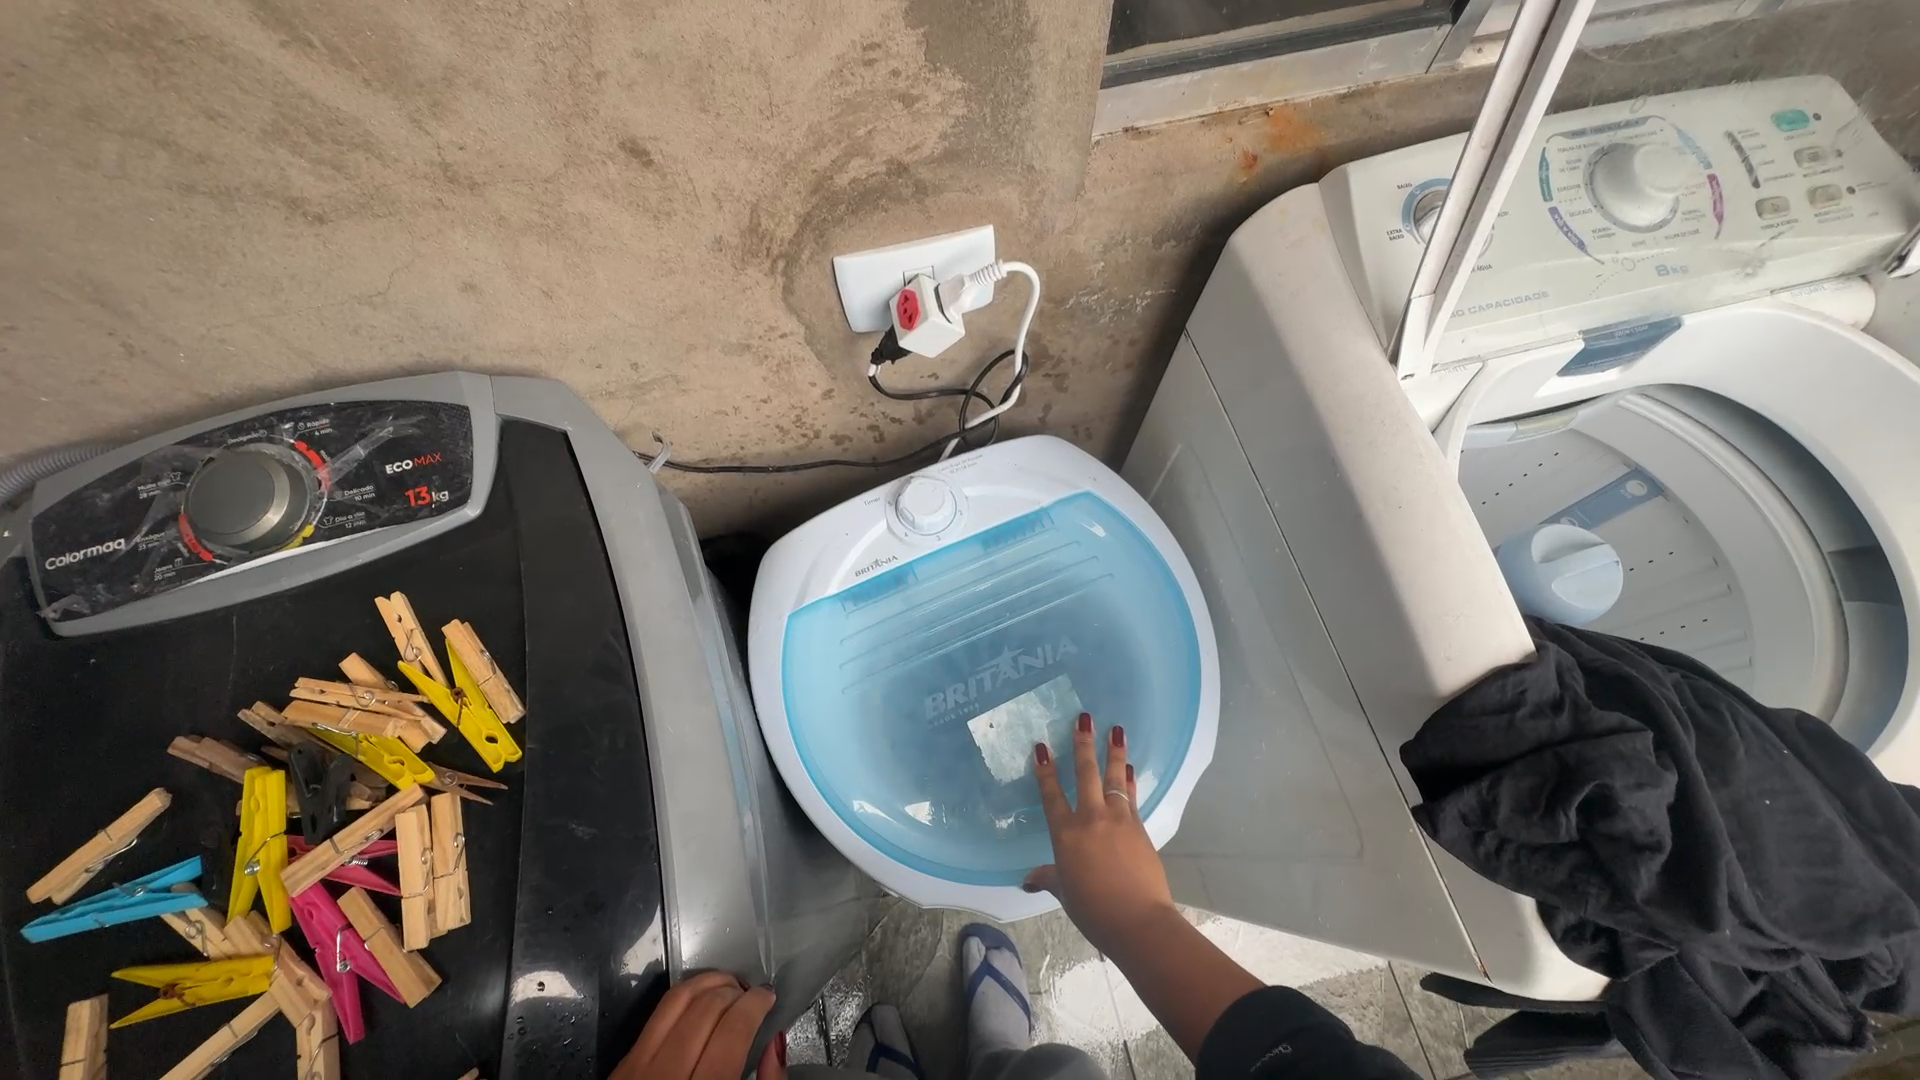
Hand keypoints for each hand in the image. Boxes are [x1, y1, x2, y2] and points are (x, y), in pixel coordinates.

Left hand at [613, 971, 783, 1079]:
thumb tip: (775, 1041)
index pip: (732, 1030)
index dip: (756, 1003)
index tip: (767, 996)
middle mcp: (664, 1079)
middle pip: (707, 1008)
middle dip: (736, 992)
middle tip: (752, 996)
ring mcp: (634, 1072)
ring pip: (678, 999)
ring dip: (710, 983)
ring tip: (729, 989)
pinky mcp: (619, 1069)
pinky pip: (657, 1014)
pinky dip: (685, 997)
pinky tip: (700, 1002)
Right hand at [1023, 712, 1178, 953]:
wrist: (1138, 921)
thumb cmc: (1094, 910)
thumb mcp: (1065, 893)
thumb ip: (1048, 879)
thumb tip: (1028, 880)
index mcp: (1066, 834)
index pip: (1051, 795)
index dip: (1045, 771)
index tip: (1041, 747)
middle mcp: (1091, 819)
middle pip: (1086, 774)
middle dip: (1083, 744)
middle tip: (1084, 718)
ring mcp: (1118, 820)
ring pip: (1114, 778)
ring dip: (1114, 752)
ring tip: (1116, 730)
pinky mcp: (1139, 828)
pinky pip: (1131, 797)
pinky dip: (1129, 781)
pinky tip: (1130, 769)